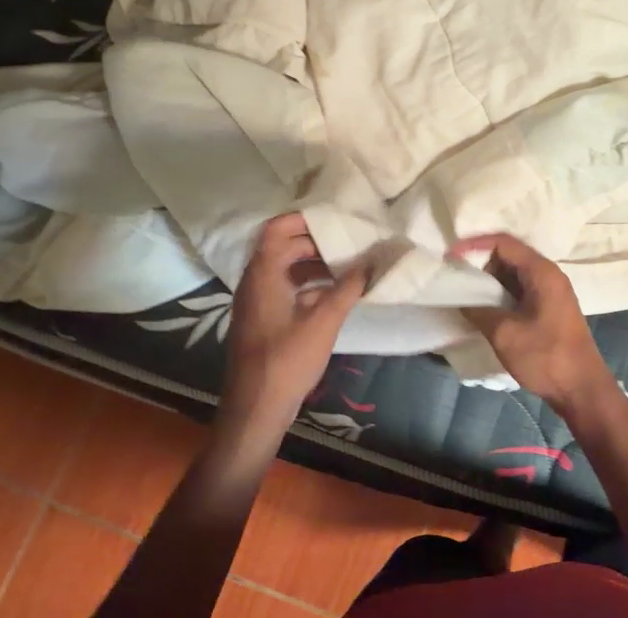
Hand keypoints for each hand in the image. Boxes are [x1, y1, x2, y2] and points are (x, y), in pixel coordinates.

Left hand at [222, 212, 365, 419]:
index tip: (336, 218)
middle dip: (318, 241)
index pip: (277, 229)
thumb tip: (372, 260)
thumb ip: (348, 287)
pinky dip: (309, 285)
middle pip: (284, 247)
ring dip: (315, 264)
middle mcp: (255, 282)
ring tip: (350, 266)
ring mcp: (256, 303)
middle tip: (351, 242)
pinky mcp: (263, 321)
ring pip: (286, 269)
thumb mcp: (324, 321)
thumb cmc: (286, 360)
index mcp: (263, 274)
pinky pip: (286, 289)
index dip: (304, 218)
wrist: (255, 410)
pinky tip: (337, 295)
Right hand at [448, 234, 610, 409]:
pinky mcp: (549, 309)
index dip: (475, 244)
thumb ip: (479, 311)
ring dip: (491, 283)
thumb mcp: (505, 334)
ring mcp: (551, 292)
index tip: (451, 256)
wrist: (581, 389)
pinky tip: (485, 311)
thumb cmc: (546, 357)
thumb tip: (461, 300)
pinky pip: (521, 291)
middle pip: (509, 256)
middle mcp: (549, 275)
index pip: (504, 243)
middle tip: (457, 282)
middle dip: (482, 266)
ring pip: (514, 275)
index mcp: (542, 272)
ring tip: (466, 297)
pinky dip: (502, 296)